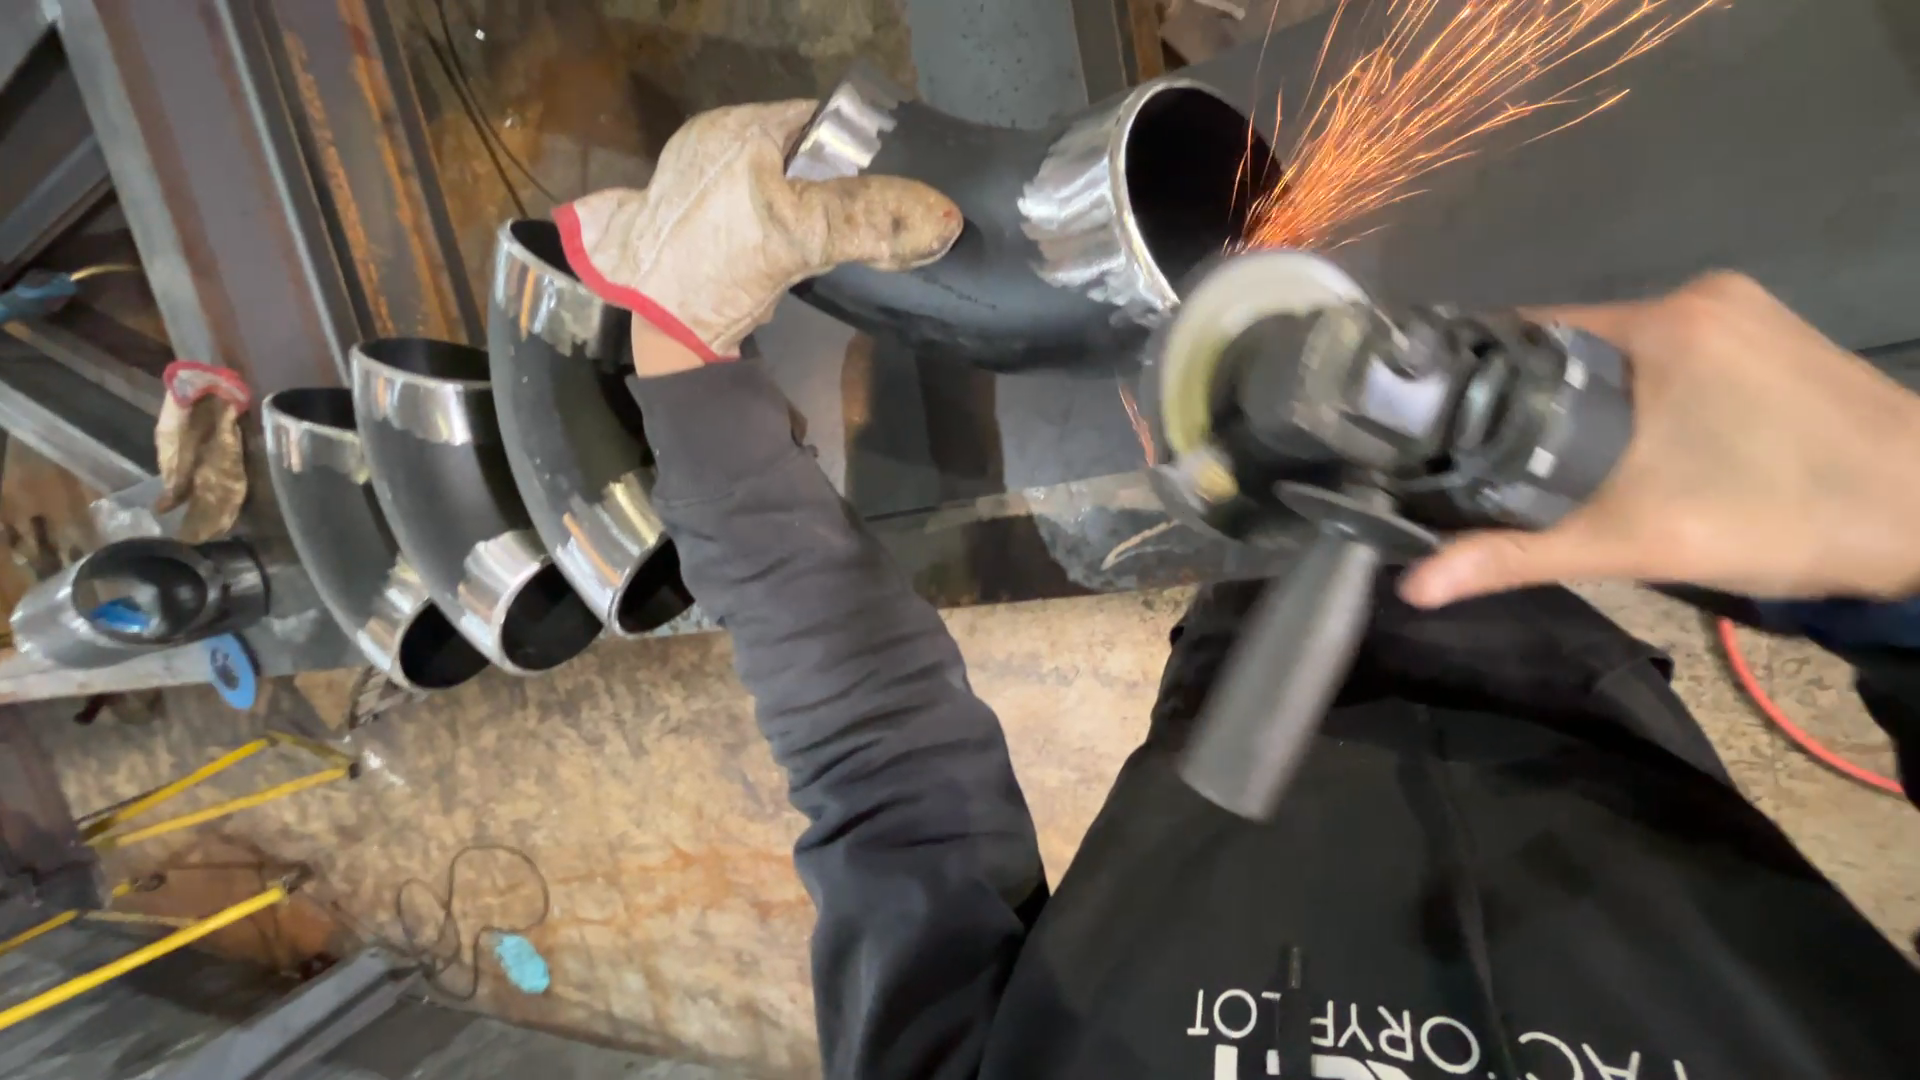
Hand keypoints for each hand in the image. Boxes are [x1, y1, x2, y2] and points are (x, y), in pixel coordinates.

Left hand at [557, 100, 962, 376]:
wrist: (663, 326)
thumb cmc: (721, 263)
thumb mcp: (799, 234)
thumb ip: (867, 221)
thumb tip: (943, 221)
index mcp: (736, 128)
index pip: (817, 120)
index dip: (859, 146)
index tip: (892, 178)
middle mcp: (720, 145)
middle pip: (804, 152)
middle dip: (842, 180)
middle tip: (879, 210)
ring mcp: (712, 186)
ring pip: (788, 183)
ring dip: (820, 205)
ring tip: (852, 231)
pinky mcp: (713, 224)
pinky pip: (769, 211)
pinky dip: (795, 224)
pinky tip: (810, 248)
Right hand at [1400, 272, 1919, 607]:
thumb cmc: (1782, 518)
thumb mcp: (1629, 542)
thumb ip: (1514, 556)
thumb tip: (1414, 586)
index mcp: (1660, 325)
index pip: (1522, 336)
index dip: (1469, 378)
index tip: (1430, 421)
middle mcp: (1693, 299)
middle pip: (1561, 344)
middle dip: (1517, 394)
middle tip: (1477, 450)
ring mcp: (1733, 311)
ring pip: (1605, 351)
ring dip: (1568, 394)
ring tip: (1534, 448)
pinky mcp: (1761, 332)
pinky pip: (1652, 354)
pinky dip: (1620, 389)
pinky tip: (1613, 434)